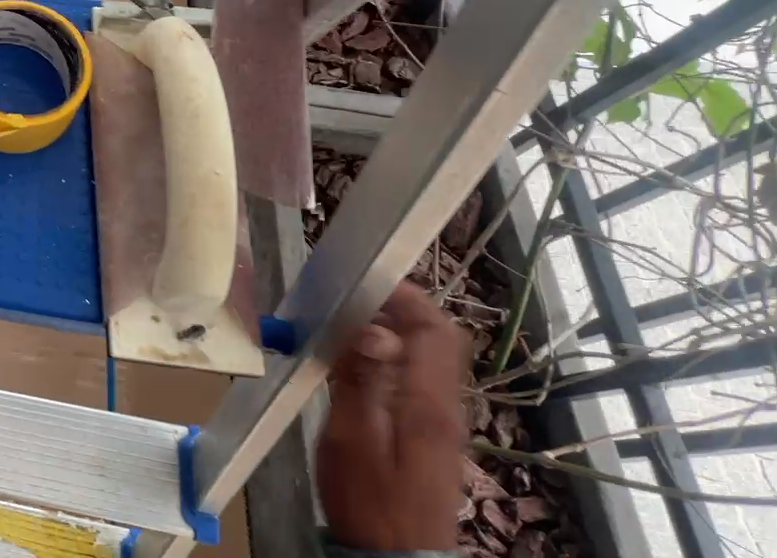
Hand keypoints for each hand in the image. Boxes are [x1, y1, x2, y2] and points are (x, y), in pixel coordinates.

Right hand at [317, 281, 466, 552]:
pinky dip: (379, 355)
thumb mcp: (353, 439)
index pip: (434, 331)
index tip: (361, 276)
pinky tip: (344, 361)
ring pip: (418, 355)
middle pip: (431, 338)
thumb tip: (374, 330)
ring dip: (382, 330)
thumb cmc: (368, 499)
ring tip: (334, 322)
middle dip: (391, 308)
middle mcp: (441, 404)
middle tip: (341, 296)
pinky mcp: (422, 429)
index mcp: (428, 402)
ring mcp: (436, 418)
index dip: (405, 295)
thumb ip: (363, 382)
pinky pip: (407, 375)